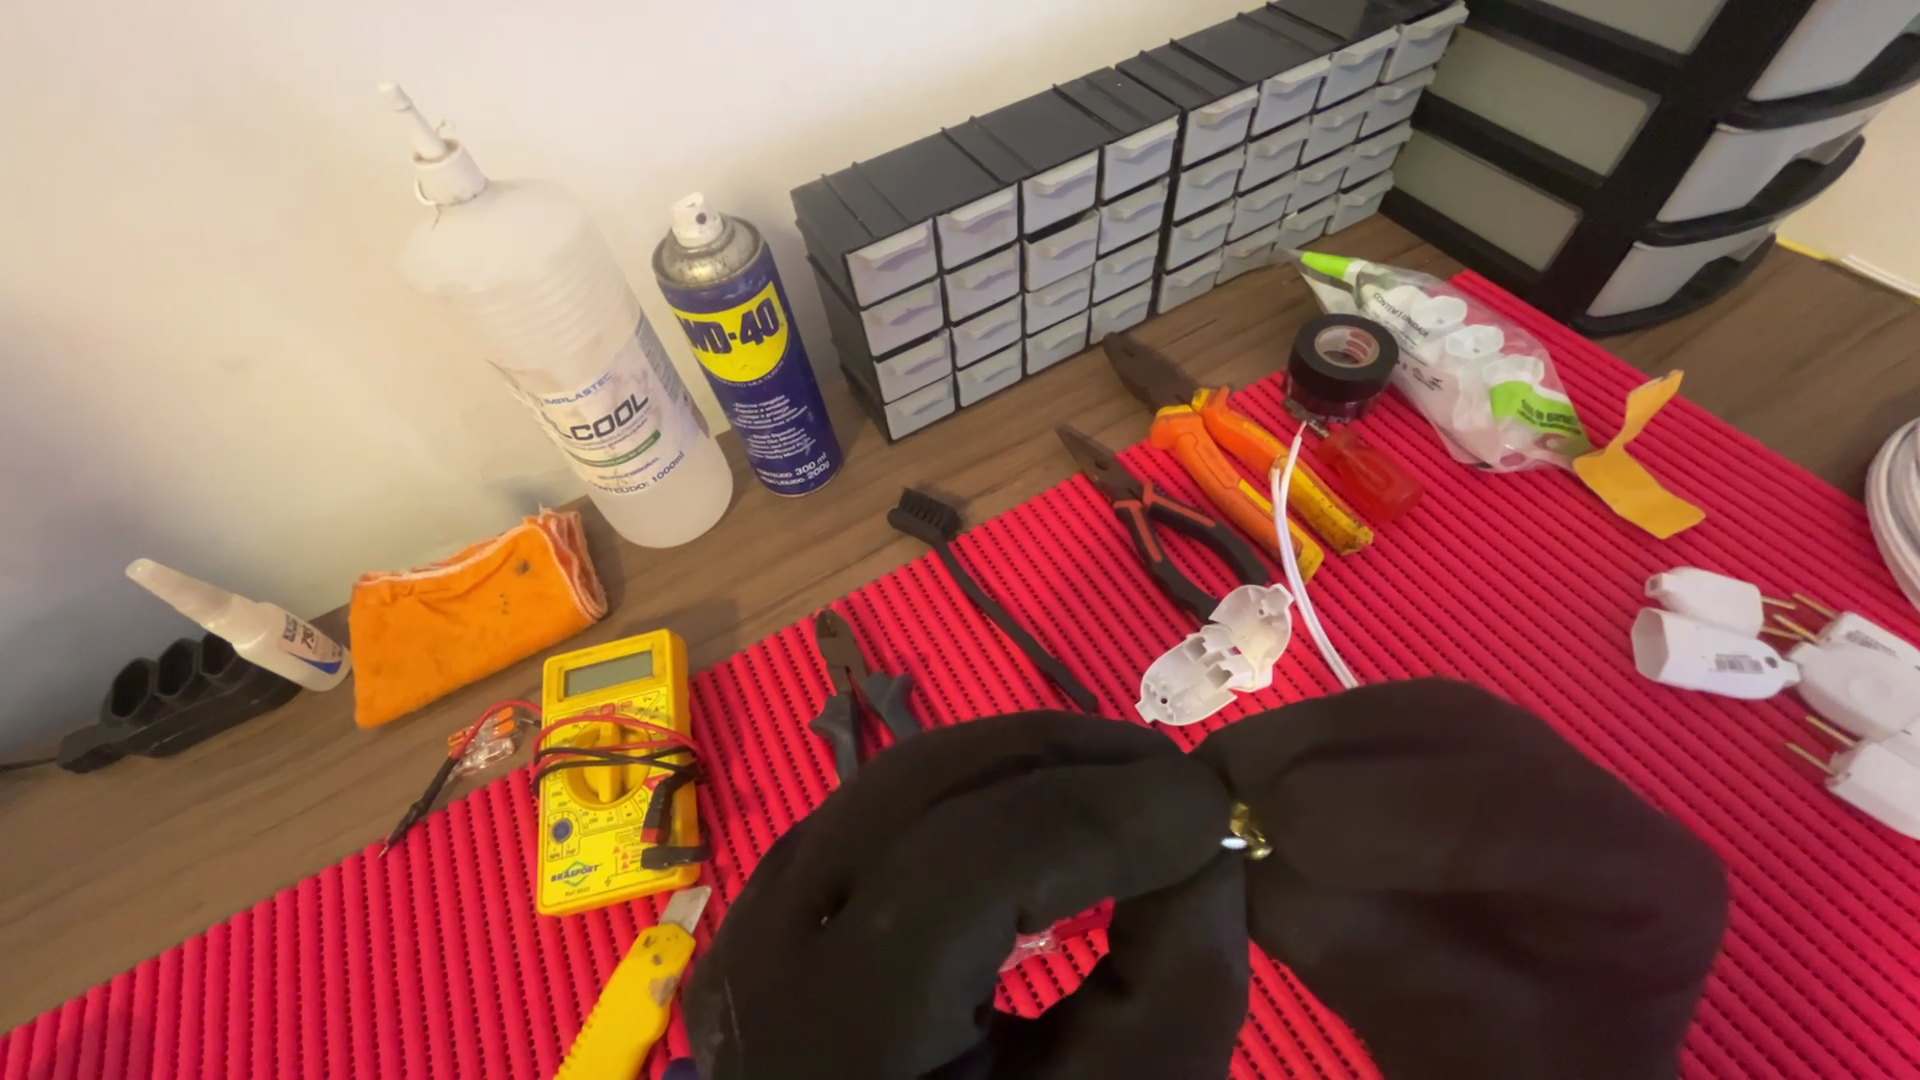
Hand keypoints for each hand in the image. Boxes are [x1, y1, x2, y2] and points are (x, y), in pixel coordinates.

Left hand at [683, 713, 1247, 1079]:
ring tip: (1119, 778)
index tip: (1208, 803)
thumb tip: (1201, 842)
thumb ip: (1172, 988)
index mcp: (832, 1028)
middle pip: (922, 786)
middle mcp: (769, 943)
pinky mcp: (780, 891)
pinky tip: (1040, 802)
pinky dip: (976, 786)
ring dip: (1021, 760)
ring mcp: (760, 906)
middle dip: (1064, 759)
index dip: (1101, 815)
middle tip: (1169, 776)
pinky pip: (885, 802)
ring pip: (901, 776)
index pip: (970, 862)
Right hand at [1194, 679, 1727, 1079]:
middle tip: (1217, 798)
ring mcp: (1524, 740)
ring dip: (1292, 741)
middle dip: (1313, 759)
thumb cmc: (1488, 1055)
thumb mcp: (1411, 1020)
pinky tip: (1257, 773)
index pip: (1501, 808)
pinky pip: (1364, 711)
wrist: (1518, 1036)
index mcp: (1637, 874)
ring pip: (1390, 703)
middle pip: (1438, 725)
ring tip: (1227, 785)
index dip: (1373, 811)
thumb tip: (1232, 837)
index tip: (1268, 832)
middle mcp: (1590, 779)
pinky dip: (1296, 739)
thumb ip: (1326, 925)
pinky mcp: (1456, 729)